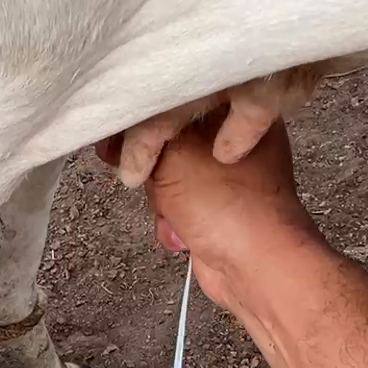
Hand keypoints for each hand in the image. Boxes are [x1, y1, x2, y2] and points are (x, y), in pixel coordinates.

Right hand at [97, 115, 330, 318]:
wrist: (253, 264)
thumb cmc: (225, 204)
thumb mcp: (174, 157)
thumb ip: (142, 140)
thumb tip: (114, 138)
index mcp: (235, 110)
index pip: (175, 103)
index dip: (144, 122)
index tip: (121, 140)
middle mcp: (233, 139)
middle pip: (167, 143)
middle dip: (153, 172)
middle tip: (151, 182)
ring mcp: (226, 178)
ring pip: (168, 178)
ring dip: (161, 203)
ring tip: (171, 214)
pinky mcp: (216, 210)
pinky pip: (177, 206)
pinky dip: (172, 222)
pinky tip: (178, 234)